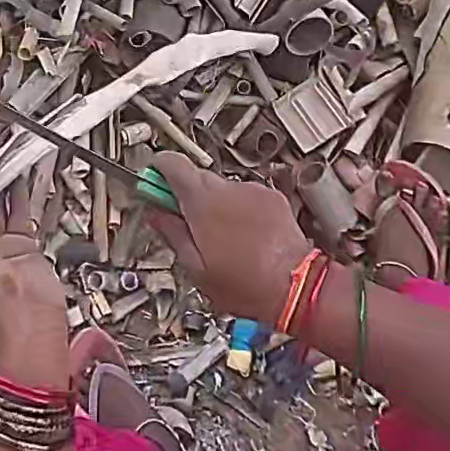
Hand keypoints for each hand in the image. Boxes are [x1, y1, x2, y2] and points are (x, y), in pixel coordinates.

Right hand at [151, 152, 311, 323]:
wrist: (295, 286)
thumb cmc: (246, 284)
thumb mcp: (195, 268)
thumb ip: (172, 234)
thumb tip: (156, 216)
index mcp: (202, 202)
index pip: (171, 163)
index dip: (158, 171)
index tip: (153, 186)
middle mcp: (227, 189)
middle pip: (196, 176)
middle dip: (186, 195)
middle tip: (183, 222)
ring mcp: (251, 190)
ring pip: (222, 188)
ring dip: (216, 205)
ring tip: (220, 239)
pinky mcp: (271, 196)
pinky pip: (246, 195)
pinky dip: (240, 209)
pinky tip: (244, 237)